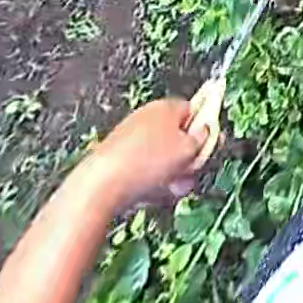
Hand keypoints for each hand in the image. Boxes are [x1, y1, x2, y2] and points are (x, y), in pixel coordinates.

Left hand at [74, 98, 211, 212]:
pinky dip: (147, 180)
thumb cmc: (146, 163)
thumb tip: (206, 133)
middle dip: (185, 158)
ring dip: (168, 173)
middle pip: (176, 136)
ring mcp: (125, 138)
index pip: (194, 111)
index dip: (203, 131)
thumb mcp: (190, 150)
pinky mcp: (110, 159)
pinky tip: (150, 196)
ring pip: (158, 155)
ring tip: (171, 191)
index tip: (205, 149)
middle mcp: (145, 117)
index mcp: (166, 106)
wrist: (96, 190)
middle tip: (189, 175)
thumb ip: (205, 139)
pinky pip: (138, 167)